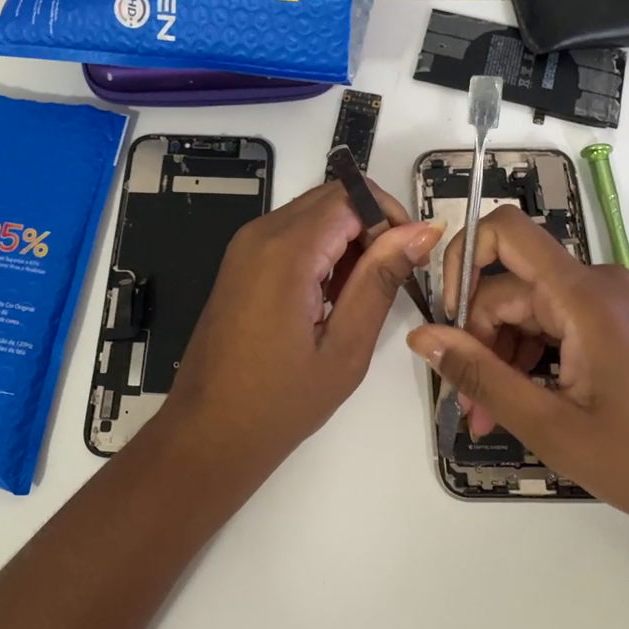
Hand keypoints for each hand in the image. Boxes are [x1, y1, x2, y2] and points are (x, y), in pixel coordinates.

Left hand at [161, 180, 440, 474]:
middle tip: (394, 276)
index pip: (350, 195)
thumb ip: (381, 280)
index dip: (389, 215)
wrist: (207, 432)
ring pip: (312, 213)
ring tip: (361, 296)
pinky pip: (290, 234)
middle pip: (330, 197)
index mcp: (286, 251)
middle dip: (371, 225)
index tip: (411, 257)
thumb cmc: (279, 402)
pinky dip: (320, 251)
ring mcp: (244, 246)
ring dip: (346, 240)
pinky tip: (330, 299)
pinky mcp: (239, 262)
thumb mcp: (345, 347)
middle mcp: (260, 235)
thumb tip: (421, 231)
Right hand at [411, 205, 628, 539]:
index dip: (462, 257)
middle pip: (509, 285)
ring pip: (528, 309)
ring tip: (490, 417)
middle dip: (478, 337)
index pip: (505, 232)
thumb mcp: (548, 424)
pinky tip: (519, 405)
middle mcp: (597, 285)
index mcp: (584, 295)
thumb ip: (479, 374)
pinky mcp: (616, 327)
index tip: (446, 319)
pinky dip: (529, 359)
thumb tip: (421, 335)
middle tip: (468, 403)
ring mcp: (610, 305)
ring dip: (501, 355)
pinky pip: (554, 325)